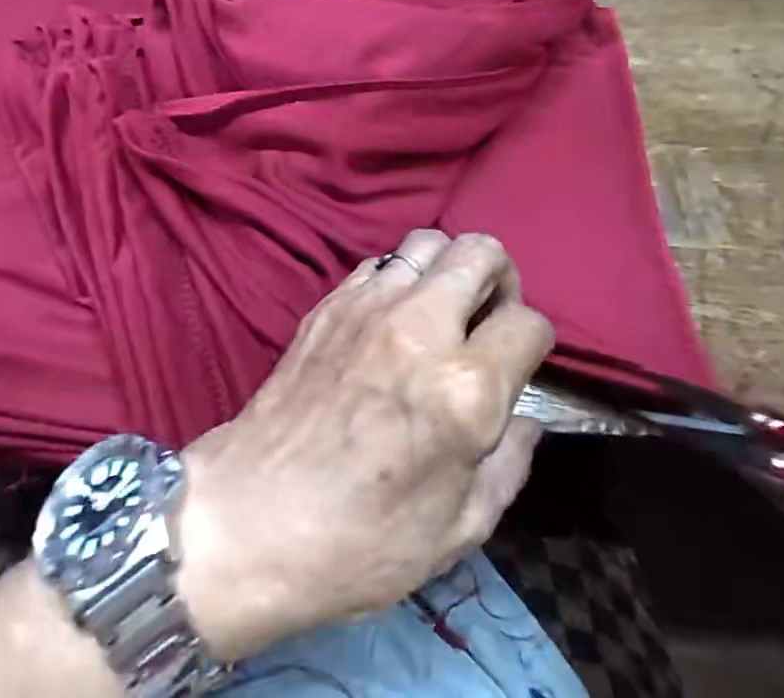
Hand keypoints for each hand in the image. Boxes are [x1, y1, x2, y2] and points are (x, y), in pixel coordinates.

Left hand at [171, 229, 553, 660]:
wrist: (250, 520)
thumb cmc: (361, 541)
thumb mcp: (461, 527)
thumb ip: (510, 463)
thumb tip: (524, 418)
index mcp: (464, 387)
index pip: (528, 324)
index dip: (533, 345)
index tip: (517, 367)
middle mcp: (421, 327)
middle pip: (482, 252)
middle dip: (501, 280)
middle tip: (487, 319)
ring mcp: (368, 307)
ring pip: (428, 242)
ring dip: (448, 270)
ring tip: (441, 312)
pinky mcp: (328, 305)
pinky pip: (379, 264)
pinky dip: (399, 281)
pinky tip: (391, 322)